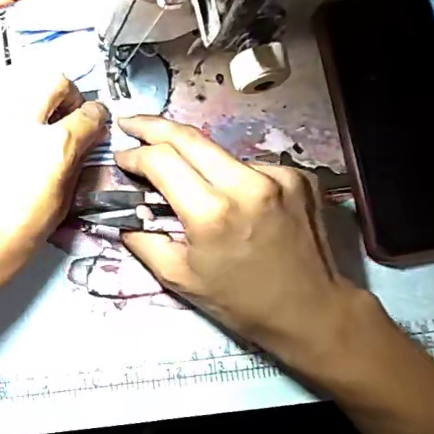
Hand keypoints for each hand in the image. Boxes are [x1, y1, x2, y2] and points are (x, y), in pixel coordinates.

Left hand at [0, 74, 107, 318]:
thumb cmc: (8, 244)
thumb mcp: (57, 210)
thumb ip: (72, 169)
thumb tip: (80, 148)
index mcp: (52, 147)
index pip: (89, 113)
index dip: (96, 119)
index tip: (94, 125)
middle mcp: (18, 122)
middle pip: (52, 80)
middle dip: (66, 94)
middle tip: (65, 115)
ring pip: (17, 84)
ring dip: (32, 98)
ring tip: (31, 126)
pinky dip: (1, 115)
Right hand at [114, 115, 382, 367]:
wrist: (311, 310)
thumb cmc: (241, 303)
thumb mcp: (181, 279)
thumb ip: (144, 239)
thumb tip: (124, 213)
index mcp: (212, 213)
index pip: (162, 160)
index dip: (135, 155)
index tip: (123, 158)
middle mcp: (246, 184)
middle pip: (189, 137)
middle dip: (154, 127)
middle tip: (132, 124)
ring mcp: (278, 175)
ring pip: (222, 153)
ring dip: (199, 160)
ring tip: (193, 185)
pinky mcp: (299, 176)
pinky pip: (252, 166)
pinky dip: (236, 178)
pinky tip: (237, 201)